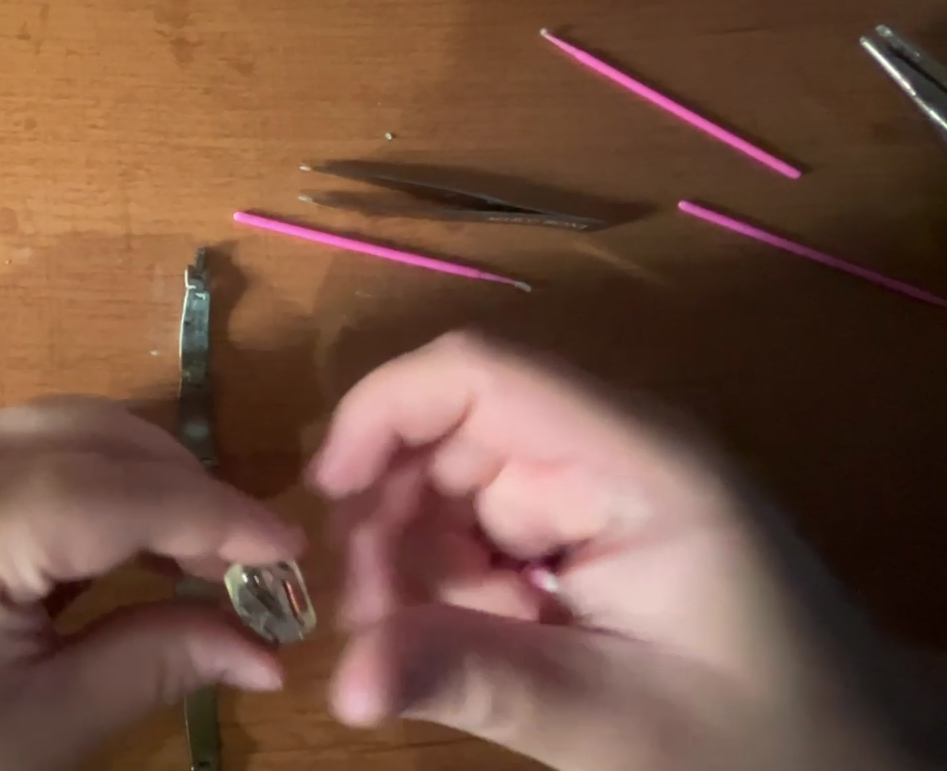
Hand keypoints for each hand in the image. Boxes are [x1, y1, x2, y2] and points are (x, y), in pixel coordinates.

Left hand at [0, 399, 304, 770]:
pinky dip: (94, 475)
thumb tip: (268, 647)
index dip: (217, 517)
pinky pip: (34, 442)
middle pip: (98, 437)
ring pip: (70, 426)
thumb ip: (159, 659)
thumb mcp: (45, 726)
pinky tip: (126, 530)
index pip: (121, 493)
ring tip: (198, 551)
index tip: (291, 549)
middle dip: (185, 489)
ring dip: (143, 475)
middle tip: (249, 562)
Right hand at [309, 332, 927, 770]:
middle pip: (435, 434)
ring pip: (429, 481)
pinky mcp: (554, 514)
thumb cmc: (774, 751)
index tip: (330, 491)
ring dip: (403, 555)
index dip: (382, 410)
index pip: (474, 373)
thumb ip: (475, 681)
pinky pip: (453, 520)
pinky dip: (433, 574)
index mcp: (632, 458)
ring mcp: (570, 477)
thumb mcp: (619, 725)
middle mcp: (591, 444)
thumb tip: (341, 682)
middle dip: (386, 519)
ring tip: (418, 641)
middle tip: (369, 617)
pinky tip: (464, 630)